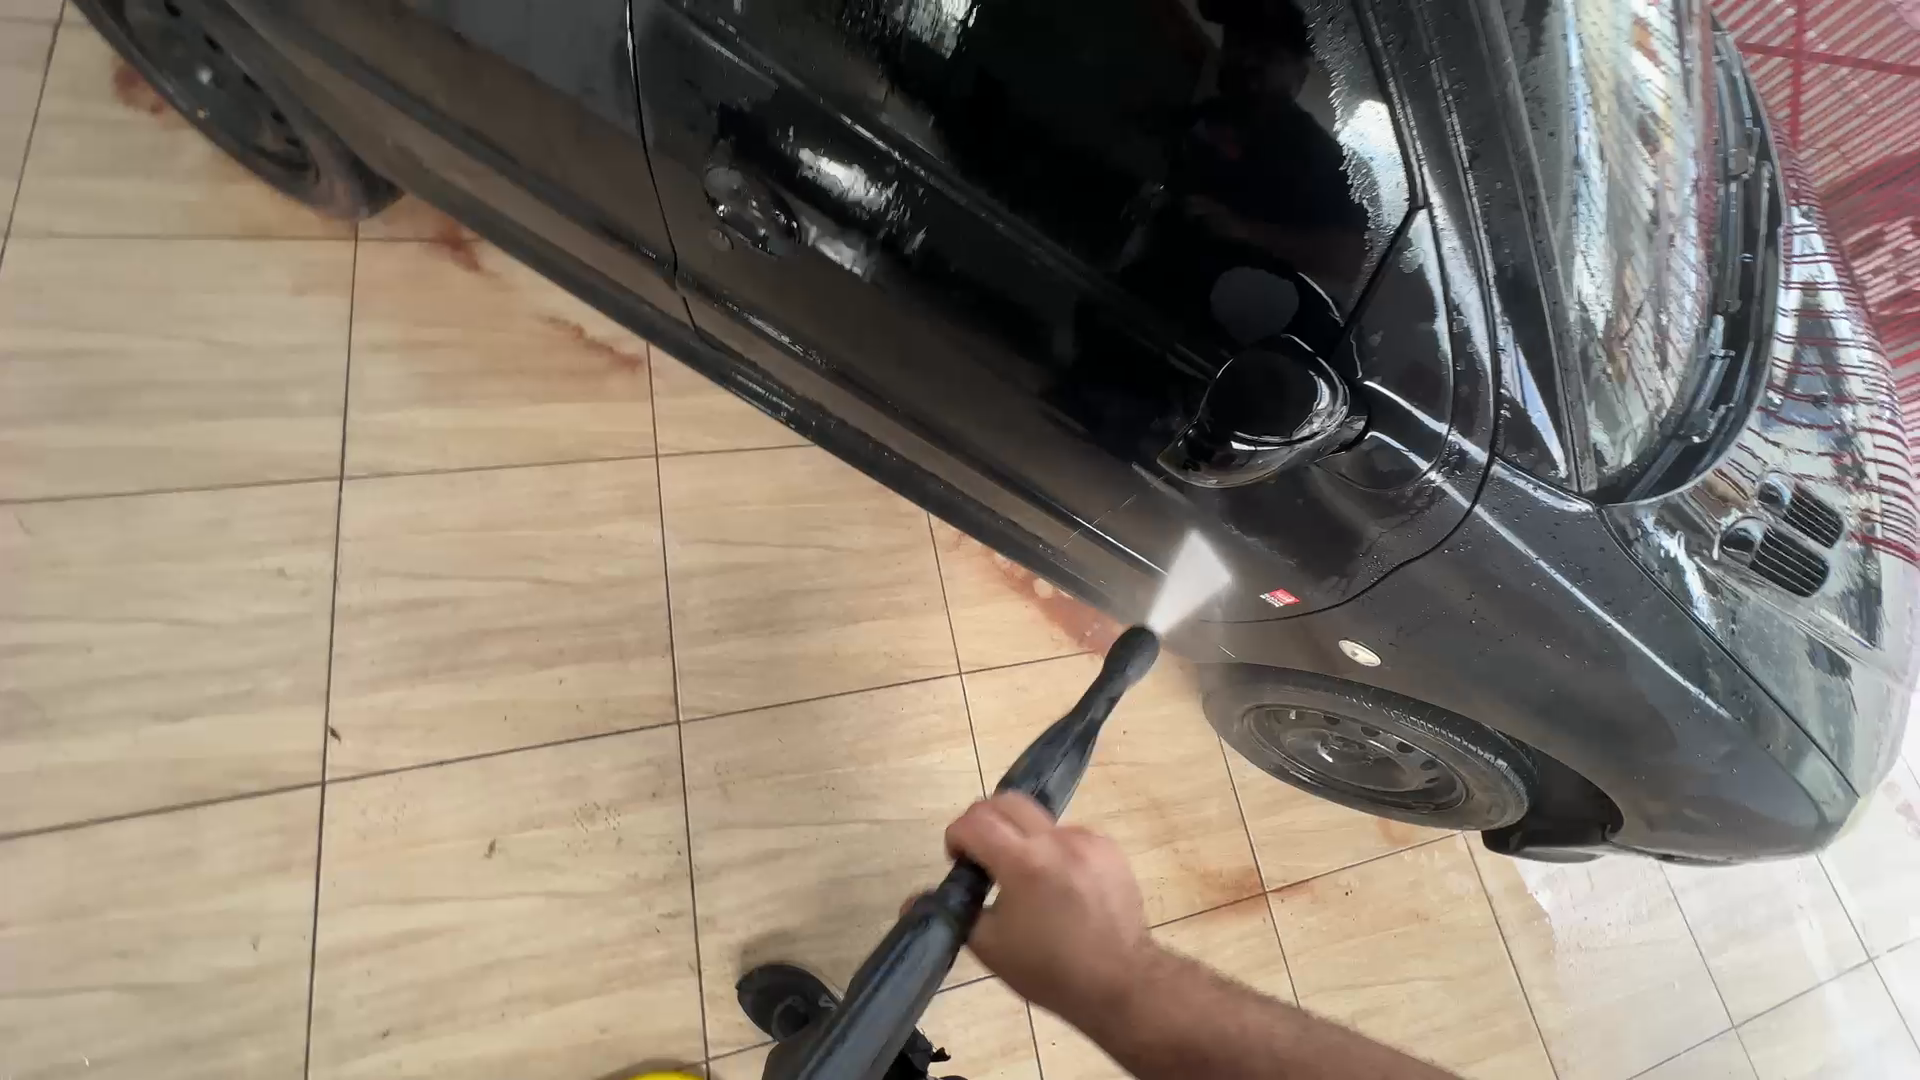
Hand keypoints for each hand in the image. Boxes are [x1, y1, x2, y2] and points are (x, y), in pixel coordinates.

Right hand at [941, 793, 1152, 1023]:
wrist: (1122, 984)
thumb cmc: (1050, 971)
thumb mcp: (991, 948)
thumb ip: (952, 913)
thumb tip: (913, 901)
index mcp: (1023, 863)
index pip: (975, 821)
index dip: (956, 835)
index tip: (958, 859)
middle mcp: (1055, 840)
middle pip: (1006, 801)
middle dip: (984, 820)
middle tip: (982, 854)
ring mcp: (1086, 839)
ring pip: (1038, 819)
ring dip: (1021, 837)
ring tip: (1028, 880)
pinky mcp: (1108, 847)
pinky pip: (1068, 834)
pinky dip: (1054, 850)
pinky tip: (1061, 886)